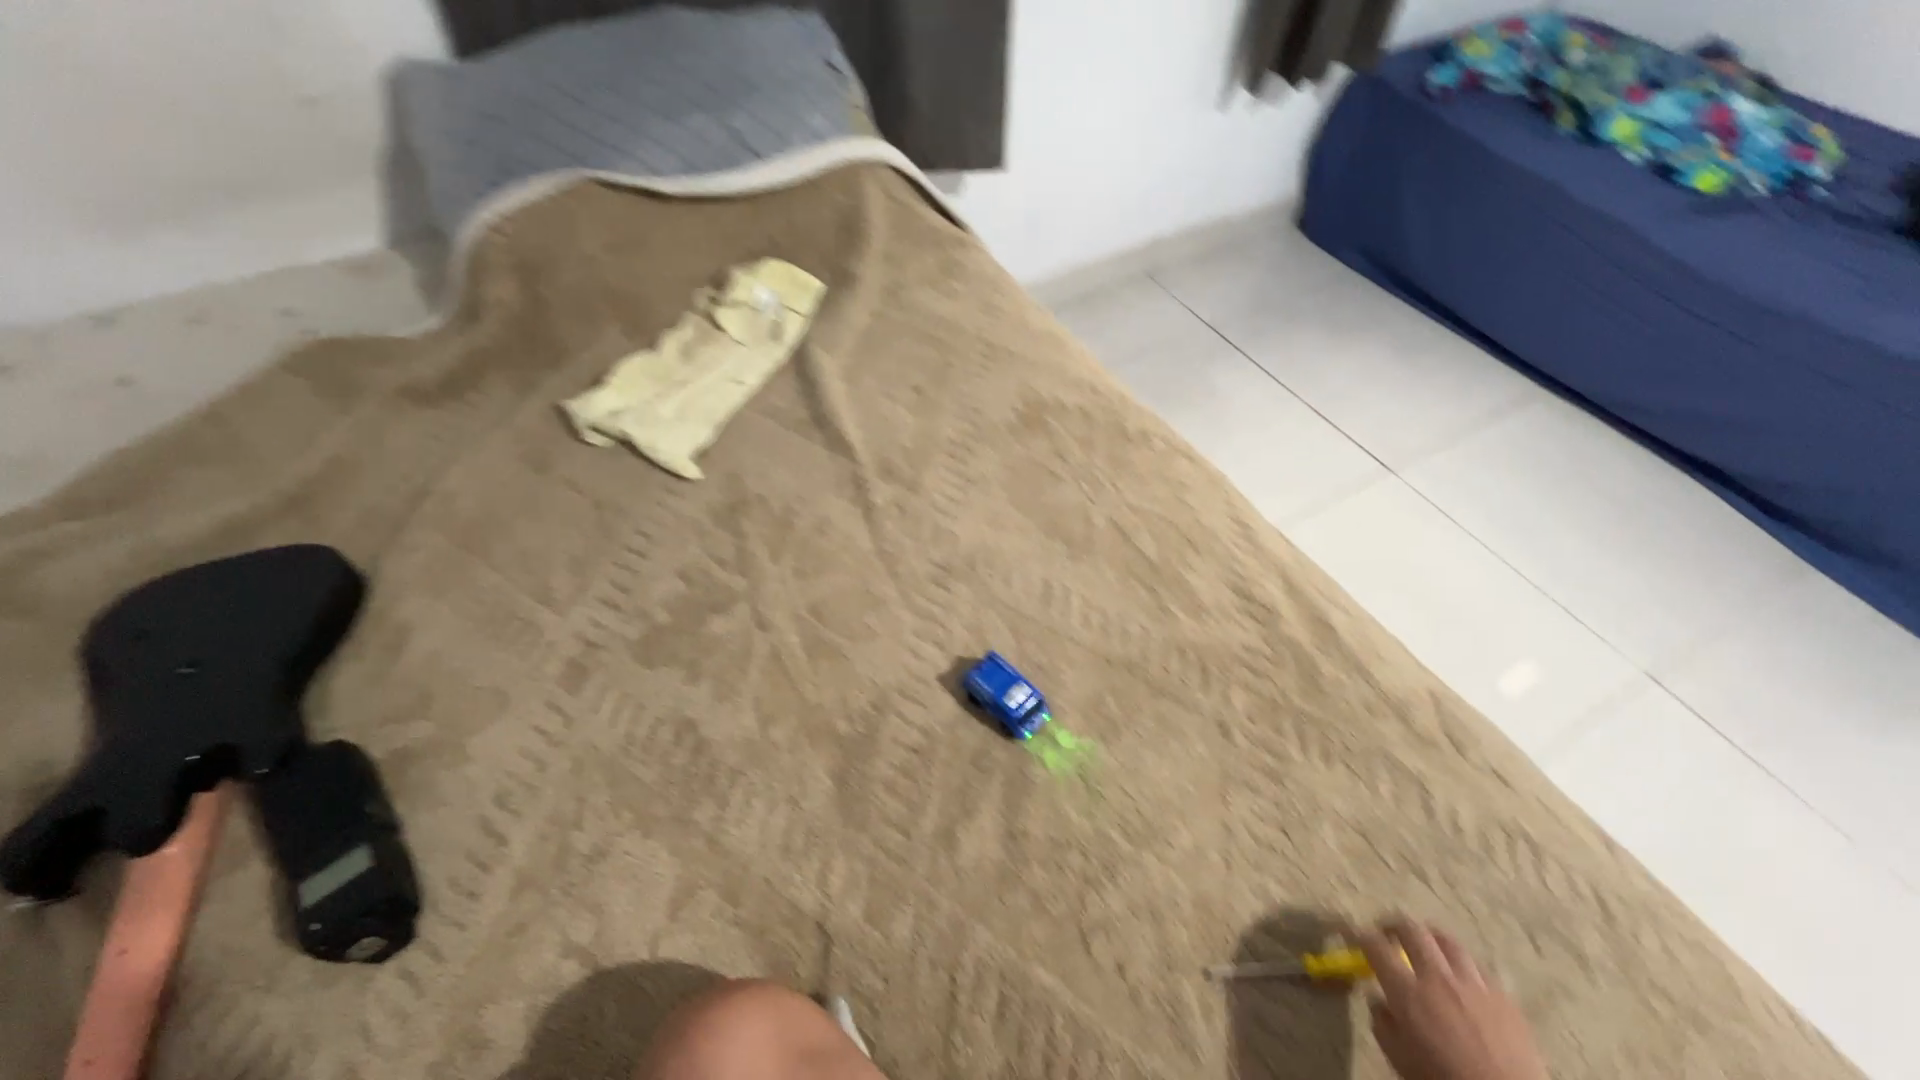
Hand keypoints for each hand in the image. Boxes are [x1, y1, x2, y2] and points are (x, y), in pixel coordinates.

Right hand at [1354, 920, 1547, 1079]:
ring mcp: (1473, 982)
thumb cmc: (1442, 1079)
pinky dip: (1461, 964)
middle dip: (1394, 924)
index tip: (1354, 935)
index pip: (1376, 947)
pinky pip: (1476, 966)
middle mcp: (1438, 977)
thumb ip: (1383, 1024)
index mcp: (1407, 992)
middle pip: (1412, 931)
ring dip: (1430, 938)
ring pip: (1447, 941)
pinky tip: (1460, 976)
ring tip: (1425, 944)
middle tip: (1387, 931)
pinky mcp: (1501, 994)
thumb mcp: (1399, 1058)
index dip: (1361, 935)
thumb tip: (1378, 1001)